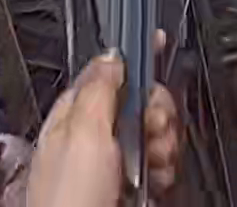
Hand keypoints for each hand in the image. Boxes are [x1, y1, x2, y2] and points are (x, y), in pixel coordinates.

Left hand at [17, 51, 180, 206]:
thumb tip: (114, 53)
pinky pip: (161, 163)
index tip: (157, 45)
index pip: (109, 70)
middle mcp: (95, 137)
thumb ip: (99, 85)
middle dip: (156, 107)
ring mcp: (115, 165)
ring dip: (164, 139)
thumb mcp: (81, 130)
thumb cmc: (70, 201)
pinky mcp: (134, 190)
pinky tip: (158, 178)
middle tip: (154, 125)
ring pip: (153, 129)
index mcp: (75, 114)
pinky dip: (166, 167)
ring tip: (155, 160)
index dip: (134, 58)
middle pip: (139, 98)